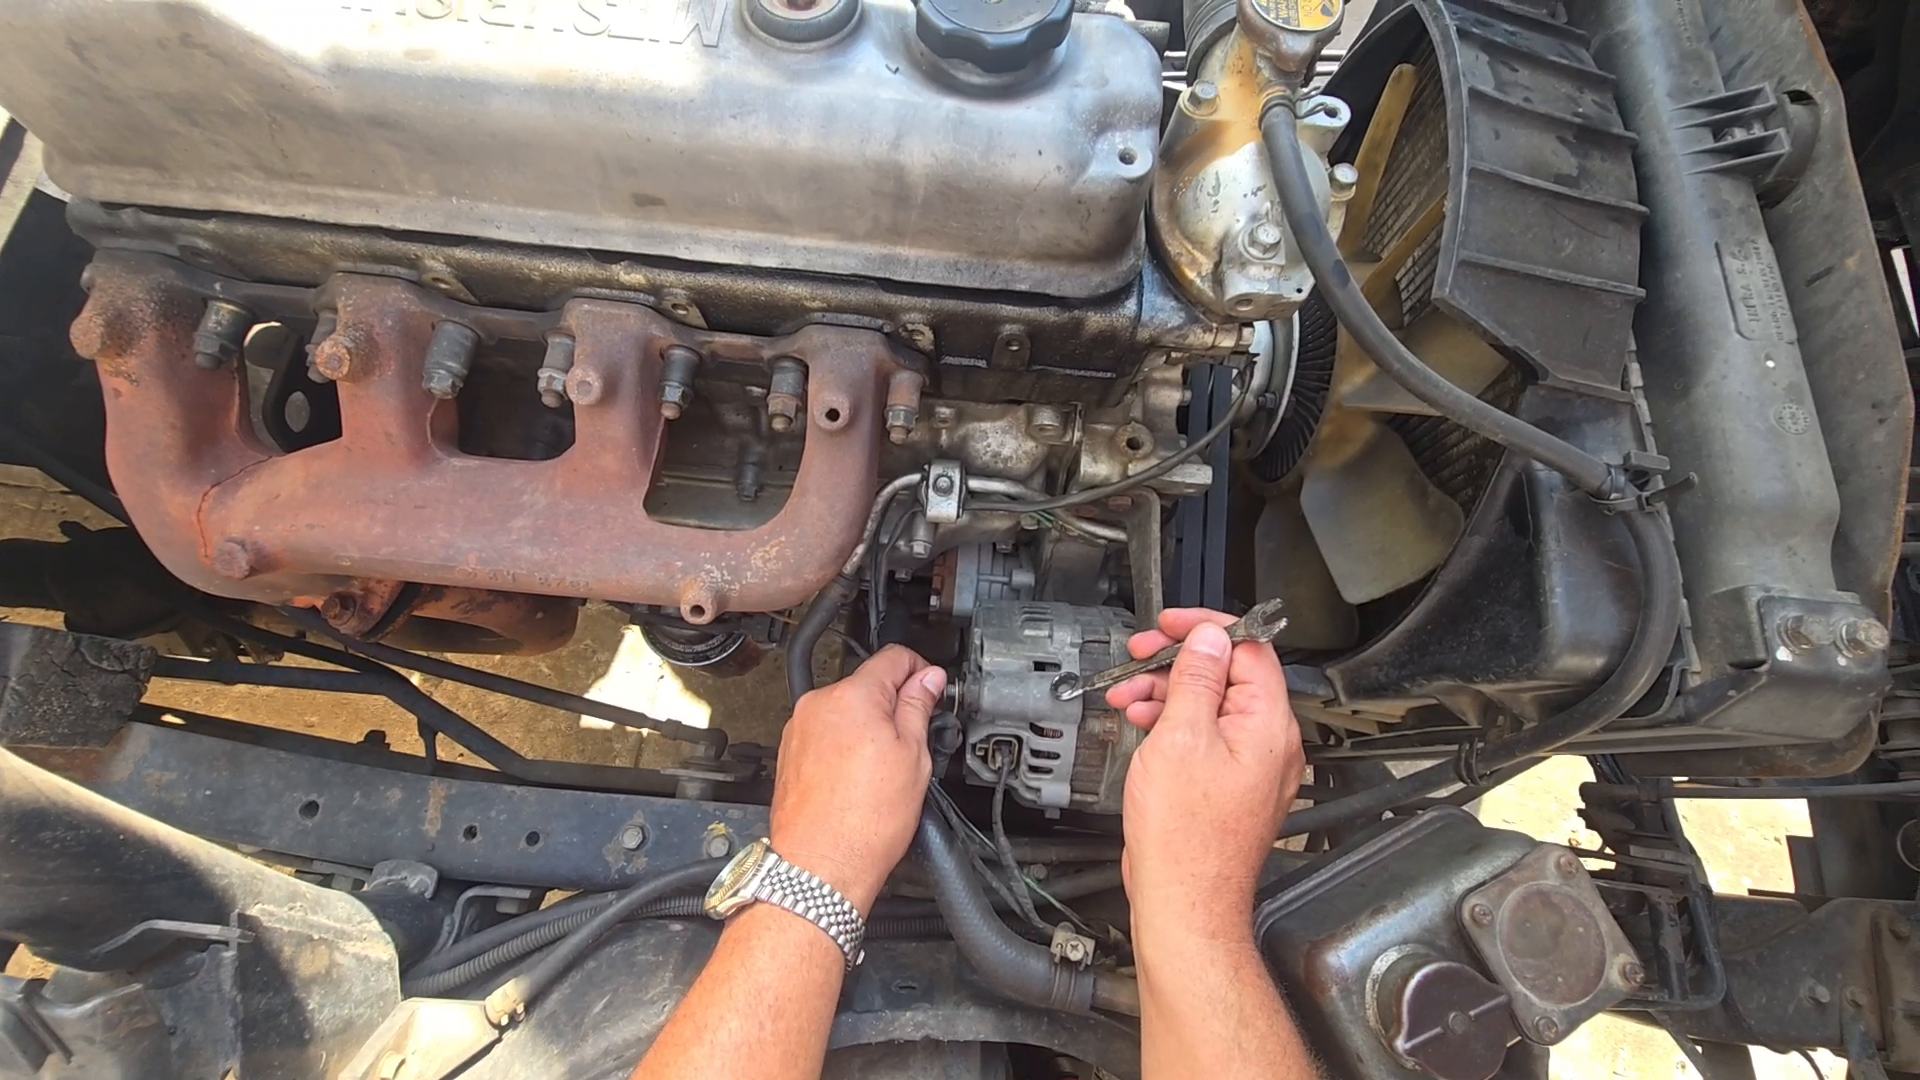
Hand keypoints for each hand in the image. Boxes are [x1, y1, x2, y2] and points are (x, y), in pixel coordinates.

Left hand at [770, 645, 946, 914]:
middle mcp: (819, 704)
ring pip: (847, 710)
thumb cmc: (864, 822)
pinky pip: (827, 733)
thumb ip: (919, 706)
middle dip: (893, 703)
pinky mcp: (790, 752)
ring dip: (868, 725)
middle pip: (868, 683)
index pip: (894, 656)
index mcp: (852, 696)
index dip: (920, 670)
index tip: (930, 689)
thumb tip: (928, 678)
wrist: (819, 868)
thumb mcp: (912, 756)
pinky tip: (858, 779)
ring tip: (882, 769)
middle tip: (912, 740)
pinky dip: (845, 745)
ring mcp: (800, 728)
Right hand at [1107, 609, 1303, 940]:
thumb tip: (1210, 637)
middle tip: (1140, 654)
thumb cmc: (1185, 835)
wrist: (1182, 898)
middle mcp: (1267, 742)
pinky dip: (1169, 719)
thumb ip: (1197, 678)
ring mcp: (1248, 763)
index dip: (1206, 628)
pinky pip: (1201, 732)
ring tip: (1126, 694)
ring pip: (1208, 702)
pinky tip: (1141, 721)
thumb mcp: (1181, 736)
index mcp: (1267, 725)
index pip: (1248, 649)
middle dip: (1176, 659)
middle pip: (1225, 673)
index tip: (1170, 624)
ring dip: (1165, 689)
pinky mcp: (1226, 780)